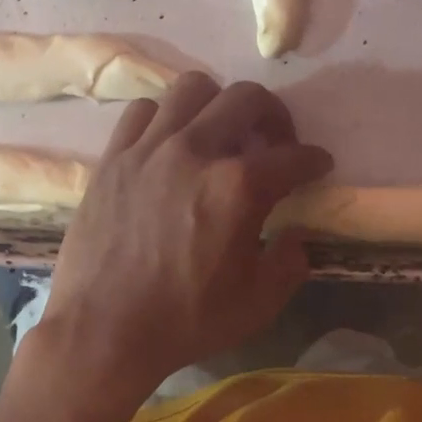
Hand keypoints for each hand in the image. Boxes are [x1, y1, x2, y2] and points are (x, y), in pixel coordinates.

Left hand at [39, 73, 332, 400]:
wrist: (103, 331)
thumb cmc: (184, 322)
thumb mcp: (256, 305)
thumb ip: (288, 265)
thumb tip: (294, 239)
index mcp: (238, 187)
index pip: (292, 157)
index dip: (314, 160)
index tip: (318, 165)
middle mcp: (194, 151)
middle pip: (245, 99)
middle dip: (273, 115)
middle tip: (274, 142)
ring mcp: (148, 149)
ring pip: (192, 90)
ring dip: (217, 105)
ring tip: (219, 134)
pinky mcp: (113, 159)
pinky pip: (143, 111)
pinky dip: (166, 118)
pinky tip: (169, 145)